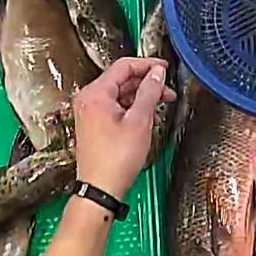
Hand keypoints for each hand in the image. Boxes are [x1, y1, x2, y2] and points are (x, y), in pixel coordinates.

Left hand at [70, 57, 174, 200]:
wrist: (100, 190)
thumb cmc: (115, 160)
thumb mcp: (139, 121)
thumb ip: (149, 91)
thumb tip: (157, 73)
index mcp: (95, 94)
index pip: (123, 66)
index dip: (147, 65)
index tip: (164, 68)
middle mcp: (89, 100)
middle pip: (121, 79)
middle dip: (146, 82)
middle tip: (167, 89)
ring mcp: (90, 112)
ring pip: (120, 93)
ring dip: (141, 95)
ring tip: (161, 102)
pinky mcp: (94, 124)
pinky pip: (115, 106)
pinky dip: (132, 106)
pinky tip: (147, 115)